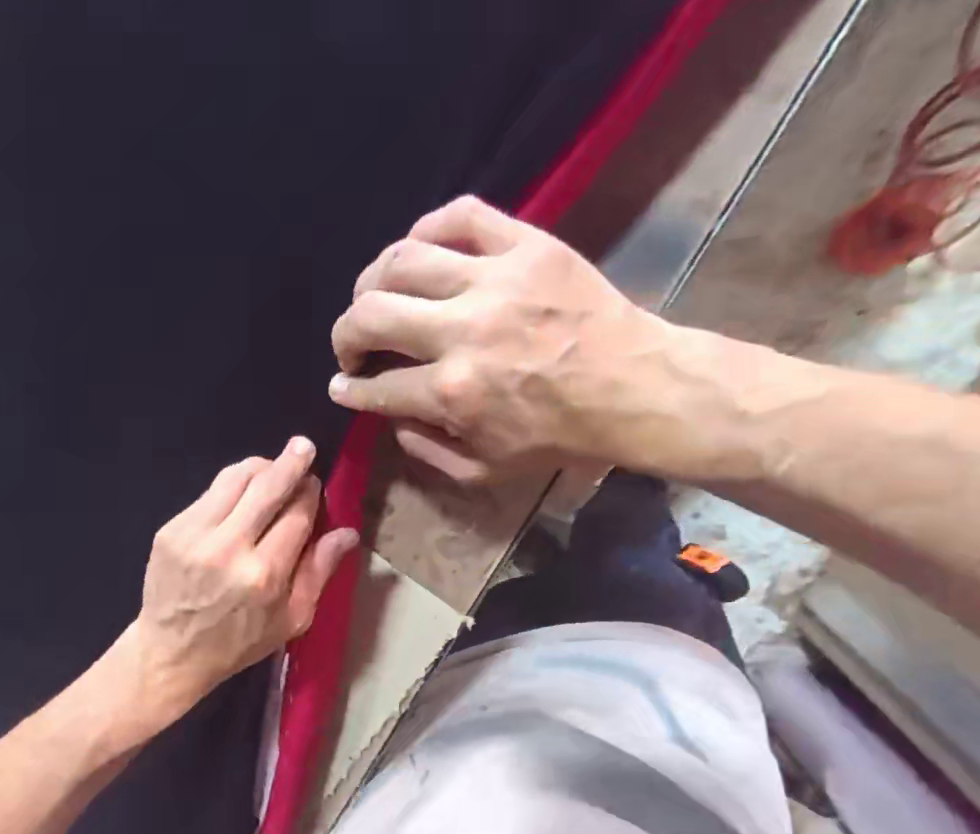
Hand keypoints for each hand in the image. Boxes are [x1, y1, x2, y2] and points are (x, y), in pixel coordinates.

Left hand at [128, 437, 359, 719]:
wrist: (171, 652)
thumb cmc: (237, 642)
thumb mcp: (291, 620)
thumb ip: (319, 572)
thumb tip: (348, 532)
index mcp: (264, 574)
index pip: (297, 514)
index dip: (309, 493)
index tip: (314, 485)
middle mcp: (229, 548)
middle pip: (267, 486)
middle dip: (290, 462)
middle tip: (303, 447)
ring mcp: (194, 535)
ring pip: (234, 479)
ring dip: (259, 467)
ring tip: (271, 468)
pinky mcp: (170, 530)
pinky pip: (208, 494)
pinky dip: (229, 488)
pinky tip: (239, 498)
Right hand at [325, 196, 763, 484]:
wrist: (636, 387)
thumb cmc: (559, 436)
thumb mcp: (484, 469)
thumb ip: (424, 450)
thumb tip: (388, 416)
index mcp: (453, 393)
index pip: (375, 386)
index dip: (348, 389)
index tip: (343, 386)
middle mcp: (463, 331)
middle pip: (370, 315)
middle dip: (344, 336)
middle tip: (352, 347)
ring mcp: (495, 280)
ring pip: (401, 260)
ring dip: (372, 282)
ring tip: (376, 297)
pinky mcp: (527, 245)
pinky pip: (460, 216)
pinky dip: (426, 229)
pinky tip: (419, 251)